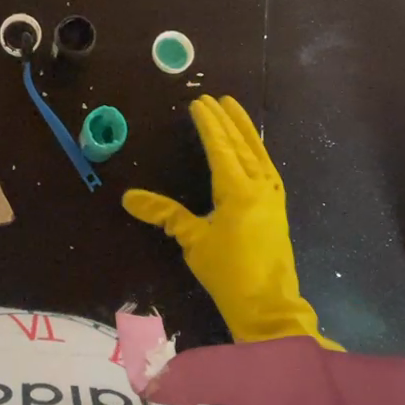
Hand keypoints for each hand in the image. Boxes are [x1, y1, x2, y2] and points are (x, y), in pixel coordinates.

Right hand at [123, 96, 339, 348]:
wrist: (269, 308)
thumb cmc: (228, 273)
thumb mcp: (193, 241)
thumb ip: (164, 214)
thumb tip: (127, 197)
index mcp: (237, 189)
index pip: (220, 146)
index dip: (208, 123)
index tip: (198, 102)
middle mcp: (258, 184)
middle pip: (239, 143)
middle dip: (225, 119)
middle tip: (213, 97)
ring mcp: (272, 195)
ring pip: (257, 151)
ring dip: (244, 127)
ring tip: (233, 106)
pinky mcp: (277, 206)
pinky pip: (266, 165)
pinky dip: (256, 147)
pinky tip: (252, 145)